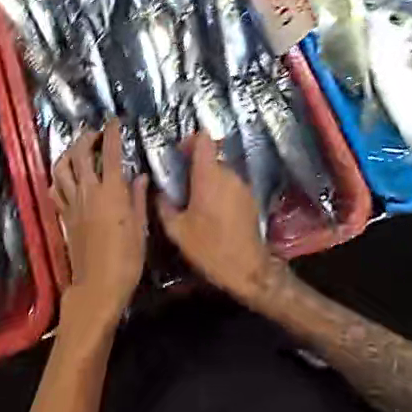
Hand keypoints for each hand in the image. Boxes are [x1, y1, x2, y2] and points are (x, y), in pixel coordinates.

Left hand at [52, 120, 148, 336]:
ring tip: (77, 149)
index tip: (114, 122)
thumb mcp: (140, 229)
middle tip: (96, 133)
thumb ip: (138, 198)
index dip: (111, 133)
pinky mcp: (63, 215)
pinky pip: (56, 189)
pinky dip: (59, 177)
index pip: (109, 153)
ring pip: (62, 167)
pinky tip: (65, 177)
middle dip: (86, 137)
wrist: (98, 286)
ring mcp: (72, 202)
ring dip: (68, 152)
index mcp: (111, 192)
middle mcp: (88, 191)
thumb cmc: (126, 260)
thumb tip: (140, 176)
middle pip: (79, 153)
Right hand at [157, 131, 287, 307]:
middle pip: (210, 157)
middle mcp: (228, 175)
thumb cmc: (210, 248)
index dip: (190, 140)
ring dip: (208, 180)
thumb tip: (160, 193)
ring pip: (221, 172)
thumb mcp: (177, 230)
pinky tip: (213, 213)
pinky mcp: (251, 199)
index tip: (180, 153)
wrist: (249, 271)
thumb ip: (164, 205)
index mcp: (208, 176)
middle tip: (182, 184)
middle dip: (195, 166)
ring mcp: (243, 187)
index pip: (203, 140)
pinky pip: (231, 185)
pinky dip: (220, 191)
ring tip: (197, 201)